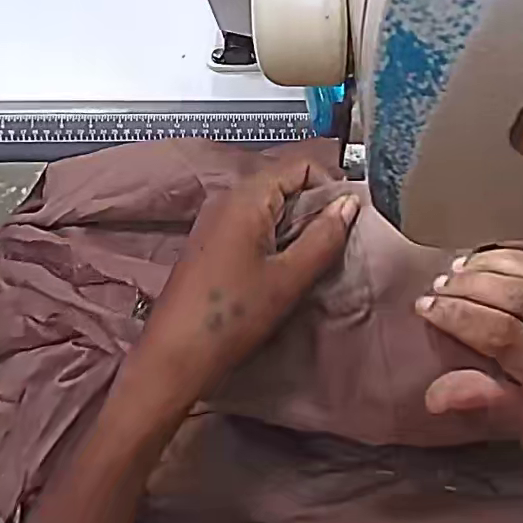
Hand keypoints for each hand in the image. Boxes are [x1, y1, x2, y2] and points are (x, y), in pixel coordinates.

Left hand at [130, 152, 359, 405]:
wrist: (174, 357)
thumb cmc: (232, 316)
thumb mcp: (289, 277)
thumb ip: (324, 236)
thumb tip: (348, 204)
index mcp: (246, 197)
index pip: (298, 165)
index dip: (329, 184)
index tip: (347, 217)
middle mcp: (227, 199)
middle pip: (284, 182)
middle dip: (314, 207)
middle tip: (334, 242)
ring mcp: (215, 220)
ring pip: (270, 205)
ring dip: (296, 225)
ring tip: (311, 259)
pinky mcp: (211, 242)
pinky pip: (252, 223)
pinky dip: (275, 237)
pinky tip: (283, 268)